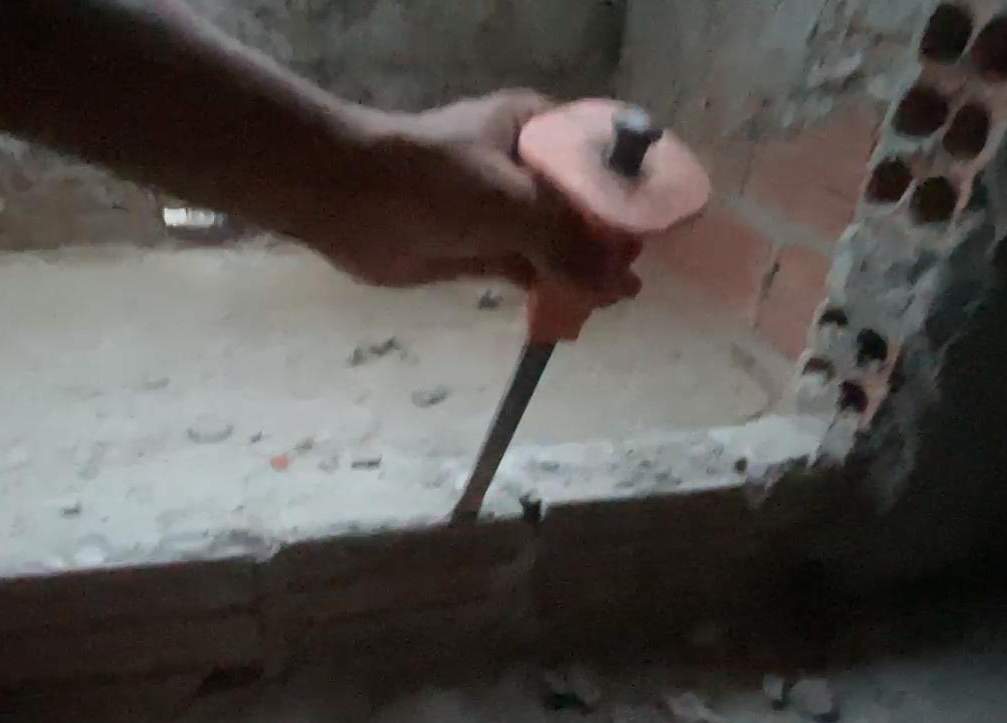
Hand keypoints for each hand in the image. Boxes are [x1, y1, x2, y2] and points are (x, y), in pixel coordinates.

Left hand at [311, 91, 642, 294]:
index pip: (600, 161)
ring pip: (553, 244)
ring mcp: (500, 212)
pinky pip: (526, 270)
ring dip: (578, 271)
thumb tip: (620, 284)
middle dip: (606, 243)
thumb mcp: (510, 203)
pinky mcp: (479, 250)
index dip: (629, 196)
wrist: (350, 202)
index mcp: (536, 130)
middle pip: (579, 208)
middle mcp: (522, 169)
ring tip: (613, 300)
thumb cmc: (433, 182)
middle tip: (633, 278)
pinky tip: (573, 308)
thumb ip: (566, 242)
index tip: (656, 233)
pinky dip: (547, 288)